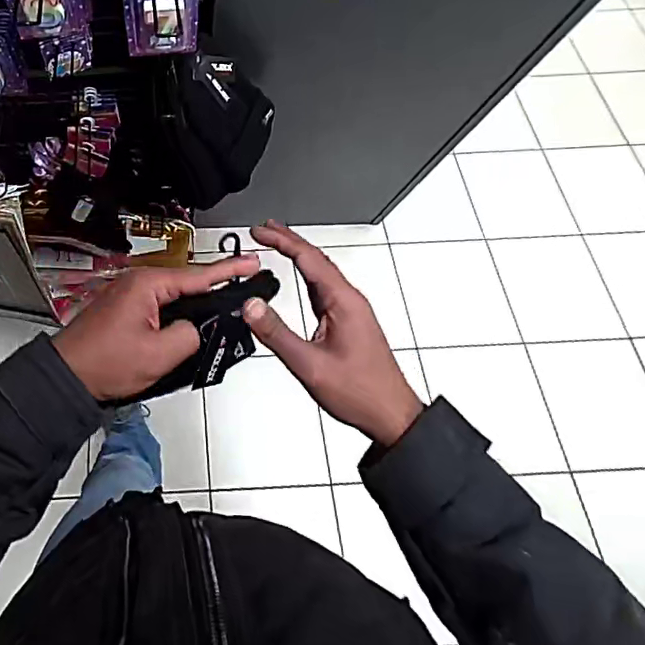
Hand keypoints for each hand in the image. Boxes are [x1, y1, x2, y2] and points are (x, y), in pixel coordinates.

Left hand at [53, 254, 261, 401]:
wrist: (65, 377)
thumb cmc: (103, 364)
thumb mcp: (158, 355)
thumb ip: (190, 336)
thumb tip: (198, 329)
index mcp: (147, 284)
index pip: (198, 275)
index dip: (229, 271)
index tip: (251, 264)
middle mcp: (138, 282)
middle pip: (187, 283)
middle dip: (215, 288)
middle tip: (244, 287)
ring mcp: (130, 295)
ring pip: (174, 298)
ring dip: (194, 306)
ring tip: (222, 309)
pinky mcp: (125, 310)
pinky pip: (160, 307)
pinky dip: (177, 315)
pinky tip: (190, 325)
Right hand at [246, 221, 423, 447]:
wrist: (392, 415)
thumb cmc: (361, 392)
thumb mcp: (310, 365)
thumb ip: (277, 334)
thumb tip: (251, 307)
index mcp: (343, 301)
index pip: (308, 258)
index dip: (282, 240)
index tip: (259, 231)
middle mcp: (349, 299)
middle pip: (316, 258)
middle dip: (288, 240)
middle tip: (263, 229)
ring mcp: (350, 309)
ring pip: (321, 272)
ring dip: (298, 255)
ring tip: (276, 244)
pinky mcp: (349, 320)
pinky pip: (324, 288)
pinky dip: (306, 275)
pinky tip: (298, 278)